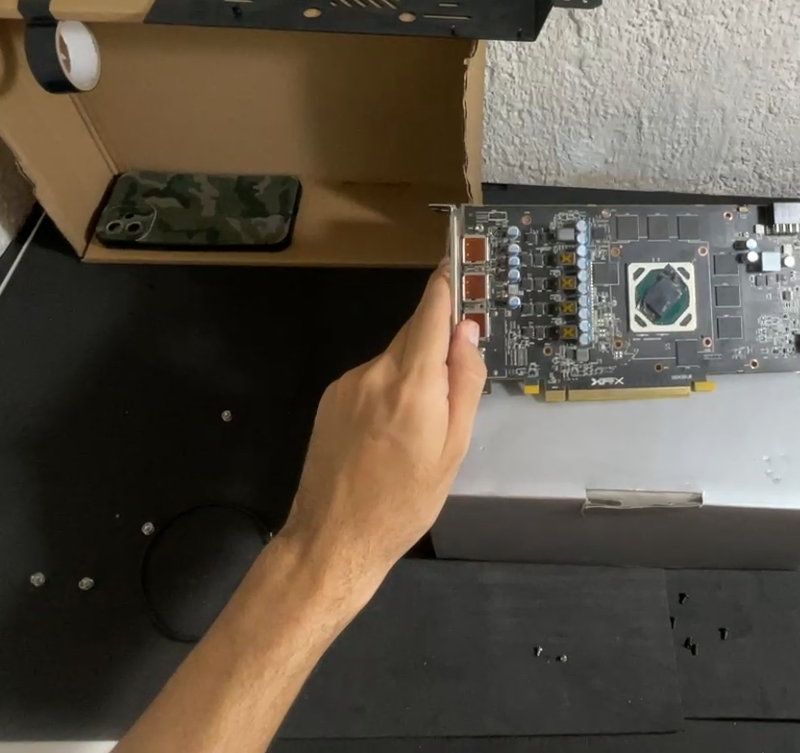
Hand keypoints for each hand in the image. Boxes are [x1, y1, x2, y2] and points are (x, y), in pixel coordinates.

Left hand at [280, 262, 486, 594]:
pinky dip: (389, 387)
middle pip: (414, 333)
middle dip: (437, 343)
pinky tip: (388, 430)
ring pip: (394, 356)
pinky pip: (372, 376)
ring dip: (413, 371)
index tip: (461, 261)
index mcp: (412, 383)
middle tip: (454, 381)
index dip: (447, 282)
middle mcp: (376, 371)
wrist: (333, 539)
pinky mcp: (331, 396)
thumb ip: (464, 383)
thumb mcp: (454, 447)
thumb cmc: (406, 501)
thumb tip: (468, 331)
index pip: (431, 311)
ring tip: (417, 425)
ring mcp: (348, 383)